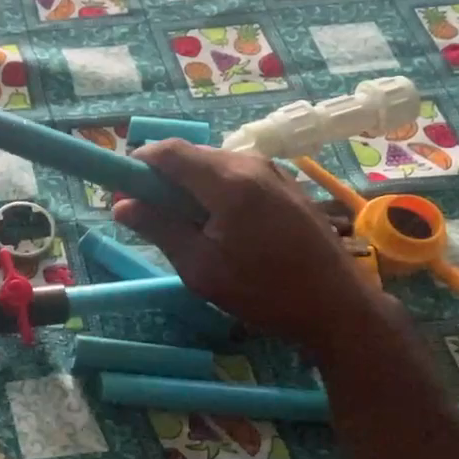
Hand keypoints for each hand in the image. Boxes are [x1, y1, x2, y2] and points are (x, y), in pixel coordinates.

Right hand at [112, 140, 384, 352]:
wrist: (337, 307)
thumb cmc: (262, 291)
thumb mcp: (199, 267)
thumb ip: (159, 228)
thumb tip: (121, 206)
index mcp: (227, 182)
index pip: (168, 151)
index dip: (138, 164)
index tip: (121, 190)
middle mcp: (251, 165)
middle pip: (191, 156)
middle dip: (162, 179)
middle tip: (148, 215)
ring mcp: (274, 173)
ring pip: (214, 166)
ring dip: (189, 188)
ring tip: (184, 228)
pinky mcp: (287, 187)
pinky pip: (237, 177)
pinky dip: (215, 193)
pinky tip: (219, 229)